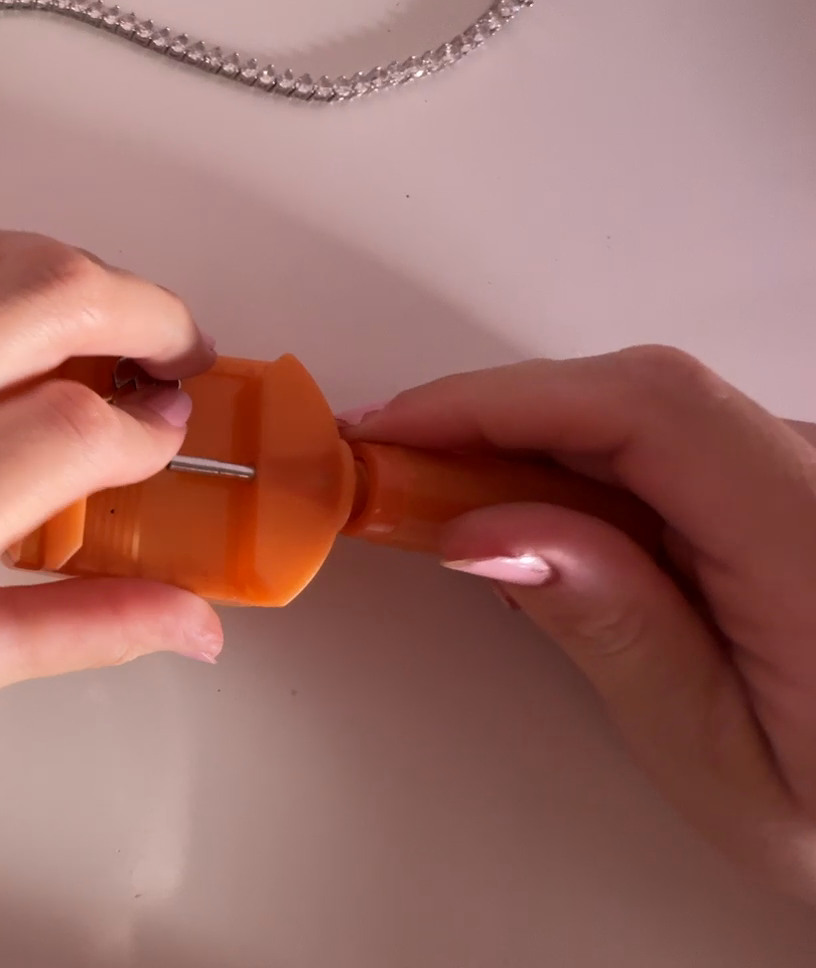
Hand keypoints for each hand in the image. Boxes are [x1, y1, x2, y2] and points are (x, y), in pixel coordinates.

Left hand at [0, 220, 225, 813]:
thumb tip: (199, 619)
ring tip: (106, 329)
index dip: (145, 427)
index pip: (61, 429)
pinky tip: (13, 326)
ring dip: (63, 273)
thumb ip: (79, 629)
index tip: (168, 440)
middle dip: (138, 309)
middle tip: (177, 354)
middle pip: (27, 298)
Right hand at [344, 346, 815, 901]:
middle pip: (624, 396)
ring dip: (511, 442)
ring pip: (632, 411)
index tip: (384, 432)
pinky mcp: (793, 486)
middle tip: (387, 473)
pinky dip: (557, 459)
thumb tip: (483, 533)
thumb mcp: (727, 762)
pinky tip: (523, 514)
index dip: (490, 400)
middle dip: (479, 421)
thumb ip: (614, 634)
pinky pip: (655, 440)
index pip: (643, 410)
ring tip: (439, 502)